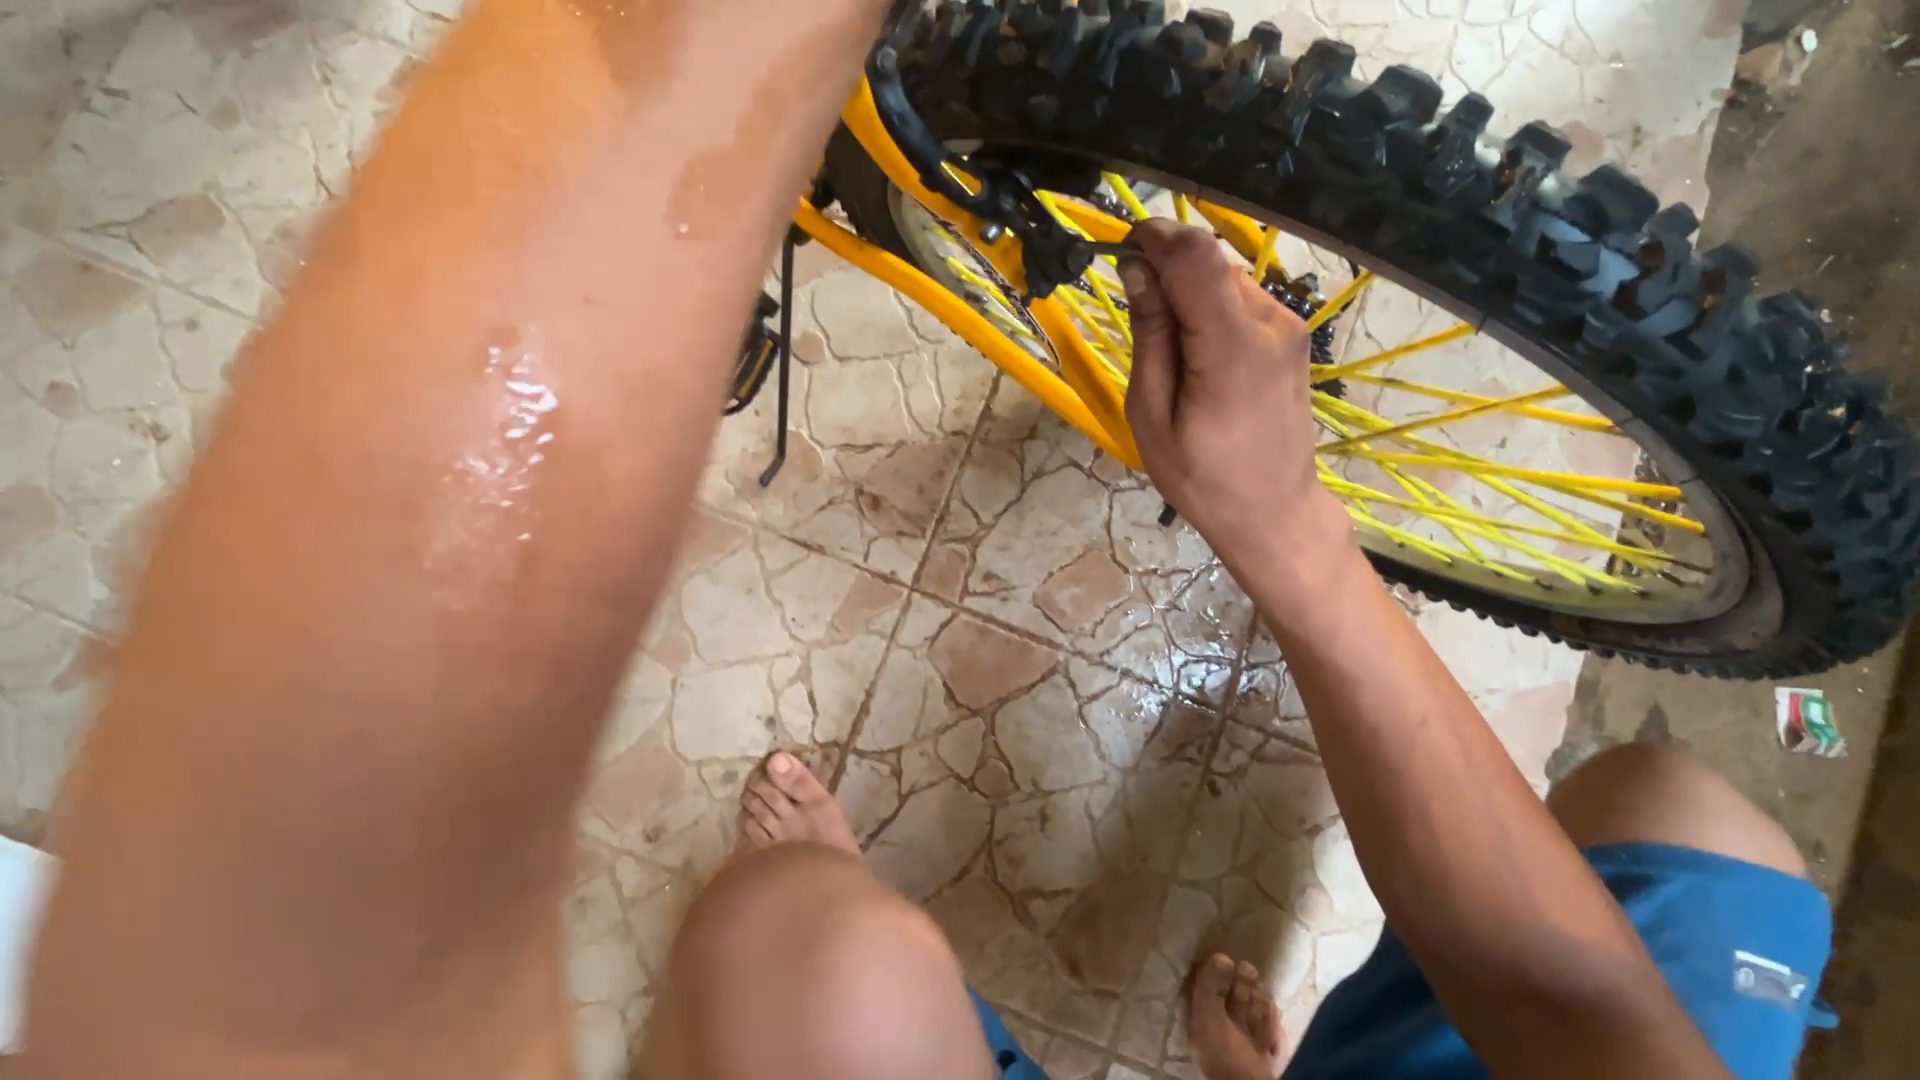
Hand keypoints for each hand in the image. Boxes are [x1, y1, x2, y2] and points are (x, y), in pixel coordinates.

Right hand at [1119, 220, 1354, 574]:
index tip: (1121, 249)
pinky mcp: (1293, 336)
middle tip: (1138, 314)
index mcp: (1233, 346)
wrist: (1274, 512)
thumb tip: (1137, 269)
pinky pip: (1242, 300)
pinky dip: (1210, 308)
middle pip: (1209, 261)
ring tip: (1168, 349)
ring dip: (1188, 292)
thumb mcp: (1152, 415)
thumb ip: (1149, 335)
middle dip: (1166, 270)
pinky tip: (1196, 353)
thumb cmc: (1202, 478)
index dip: (1155, 236)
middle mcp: (1271, 322)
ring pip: (1225, 277)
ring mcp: (1289, 327)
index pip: (1196, 255)